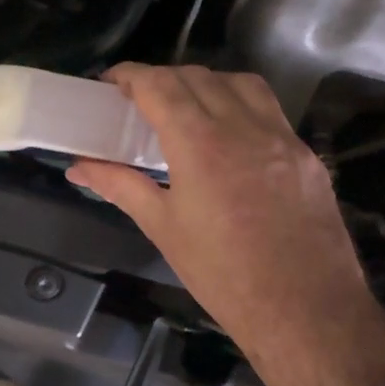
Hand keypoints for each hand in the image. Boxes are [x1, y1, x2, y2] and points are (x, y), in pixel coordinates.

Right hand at [67, 64, 384, 385]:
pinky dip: (237, 104)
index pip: (162, 87)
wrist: (305, 309)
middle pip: (199, 77)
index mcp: (202, 146)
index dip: (131, 76)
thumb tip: (79, 168)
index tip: (109, 83)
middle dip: (162, 78)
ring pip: (240, 84)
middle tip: (135, 99)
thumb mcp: (161, 228)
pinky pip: (268, 110)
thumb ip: (120, 186)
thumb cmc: (221, 273)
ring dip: (204, 82)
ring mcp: (282, 140)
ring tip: (181, 106)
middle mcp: (245, 130)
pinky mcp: (305, 156)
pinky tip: (222, 134)